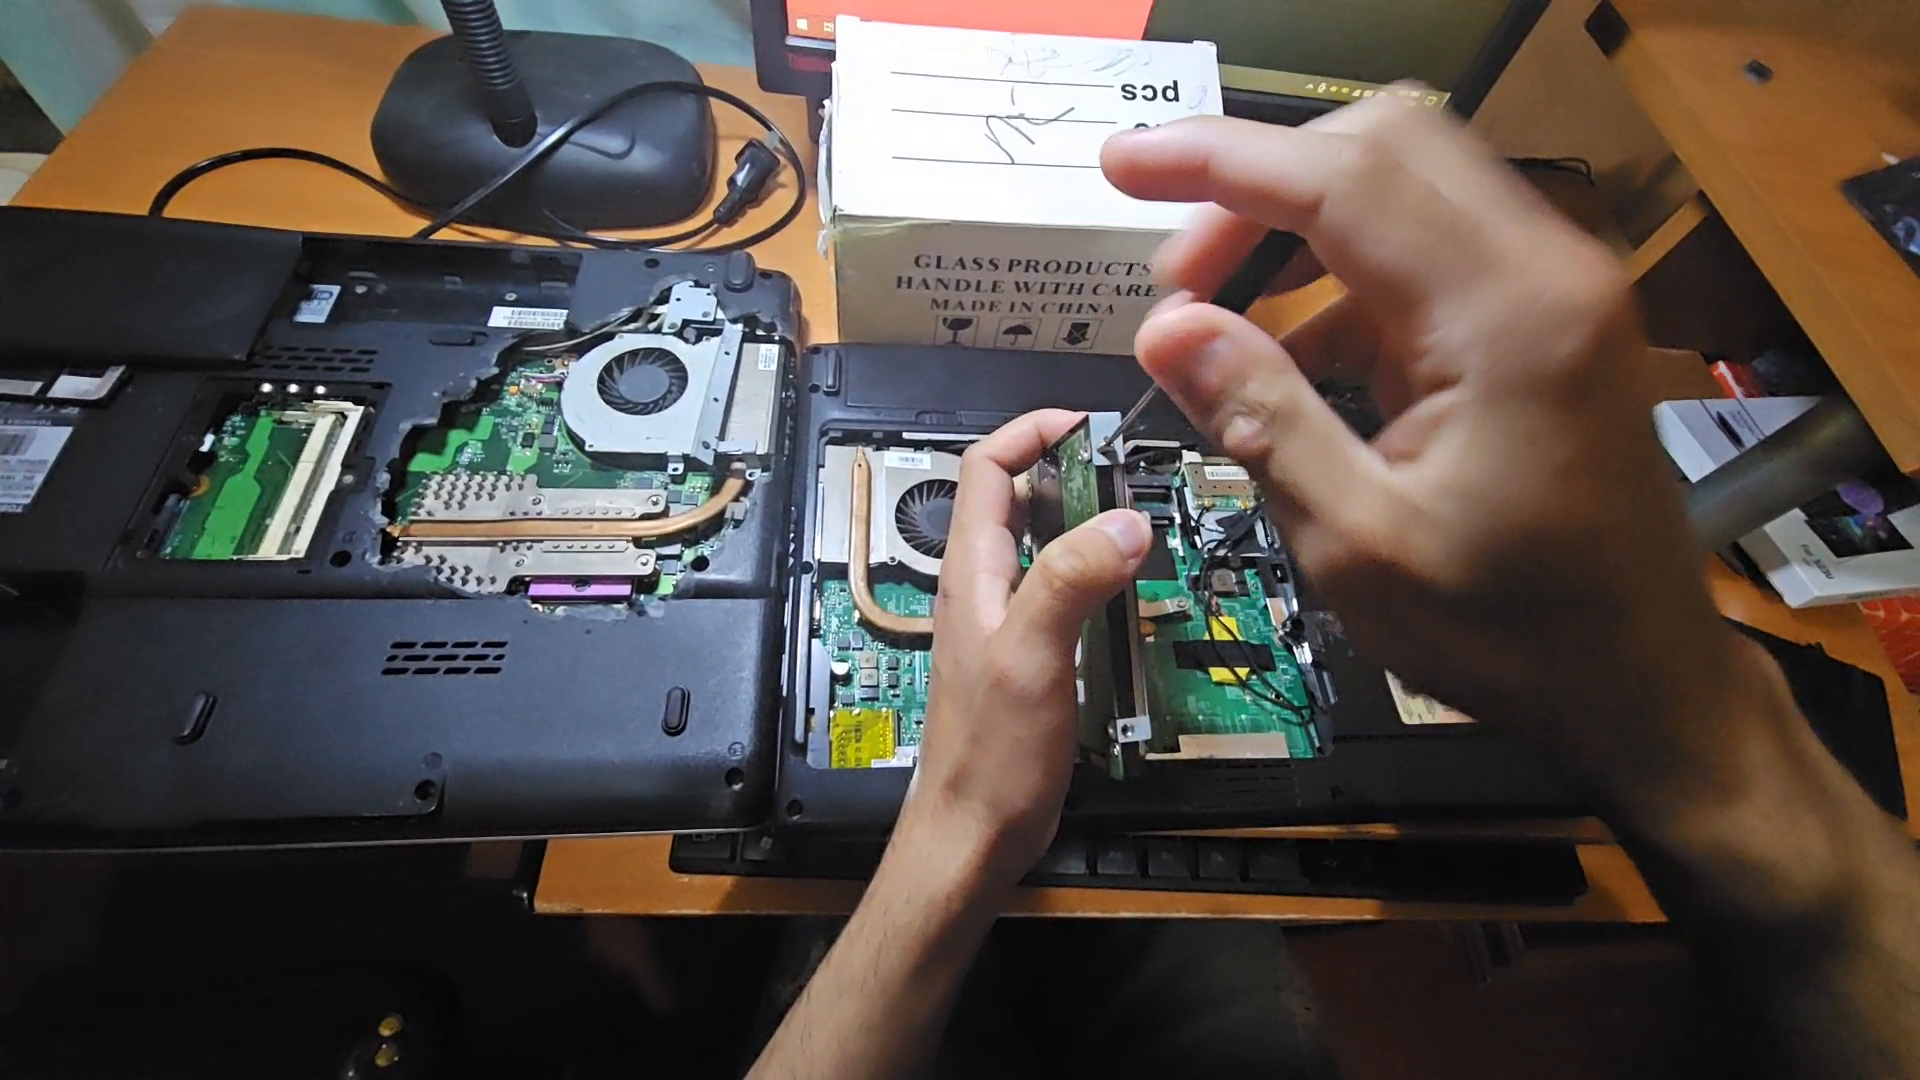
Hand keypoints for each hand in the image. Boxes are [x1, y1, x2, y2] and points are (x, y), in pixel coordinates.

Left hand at [901, 410, 1151, 885]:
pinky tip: (1126, 587)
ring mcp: (1004, 617)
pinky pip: (1058, 590)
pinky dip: (1091, 572)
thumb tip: (1125, 520)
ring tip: (1137, 521)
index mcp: (971, 570)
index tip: (1084, 425)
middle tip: (1129, 476)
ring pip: (1041, 544)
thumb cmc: (992, 750)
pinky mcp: (1027, 650)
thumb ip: (1070, 581)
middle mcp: (983, 584)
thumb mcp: (1031, 655)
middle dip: (1067, 473)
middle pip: (1016, 499)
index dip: (1027, 433)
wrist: (975, 828)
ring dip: (1083, 522)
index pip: (985, 469)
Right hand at [1101, 96, 1741, 802]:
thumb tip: (1164, 330)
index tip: (1122, 165)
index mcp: (1502, 319)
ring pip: (1394, 197)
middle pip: (1381, 151)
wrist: (1632, 684)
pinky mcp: (1523, 328)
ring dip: (1283, 240)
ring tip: (1205, 322)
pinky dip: (1320, 294)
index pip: (1346, 180)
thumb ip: (1259, 419)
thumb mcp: (1353, 541)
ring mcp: (1539, 294)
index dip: (1220, 160)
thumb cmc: (1498, 632)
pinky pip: (1405, 268)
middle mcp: (1538, 273)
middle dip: (1253, 191)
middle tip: (1169, 280)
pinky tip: (1277, 365)